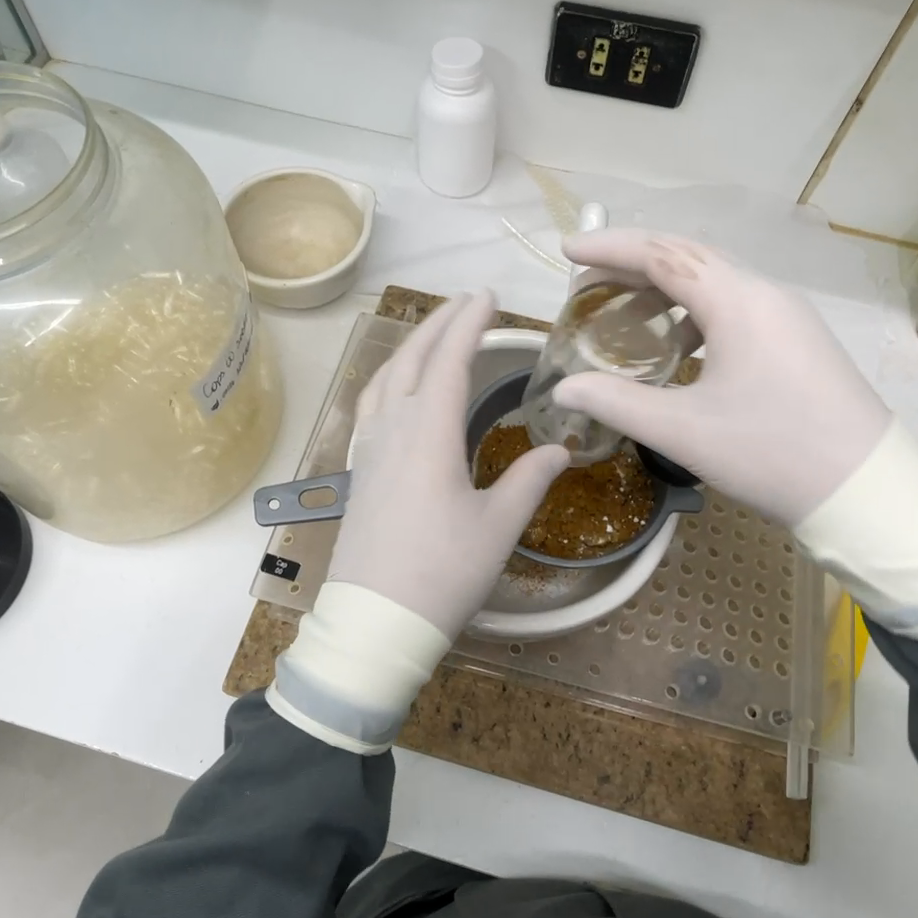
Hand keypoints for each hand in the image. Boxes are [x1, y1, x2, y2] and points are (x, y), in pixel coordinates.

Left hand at [332, 291, 569, 634]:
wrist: (376, 621)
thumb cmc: (443, 573)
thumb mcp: (498, 526)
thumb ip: (530, 479)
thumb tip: (558, 449)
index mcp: (429, 434)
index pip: (449, 360)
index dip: (469, 323)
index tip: (488, 296)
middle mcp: (393, 430)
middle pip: (412, 359)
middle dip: (439, 323)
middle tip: (467, 301)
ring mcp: (369, 450)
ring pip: (384, 379)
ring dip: (409, 347)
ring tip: (432, 334)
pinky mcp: (359, 472)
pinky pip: (370, 406)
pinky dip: (388, 378)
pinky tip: (395, 390)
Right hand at [553, 229, 917, 641]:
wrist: (864, 488)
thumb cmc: (770, 453)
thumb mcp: (682, 431)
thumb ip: (616, 403)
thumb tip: (563, 390)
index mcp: (738, 302)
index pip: (662, 254)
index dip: (610, 248)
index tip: (567, 250)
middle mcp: (765, 293)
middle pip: (689, 257)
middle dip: (633, 262)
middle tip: (588, 280)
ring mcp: (787, 314)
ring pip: (715, 281)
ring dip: (665, 288)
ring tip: (624, 312)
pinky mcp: (797, 338)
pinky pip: (736, 305)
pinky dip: (694, 311)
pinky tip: (676, 345)